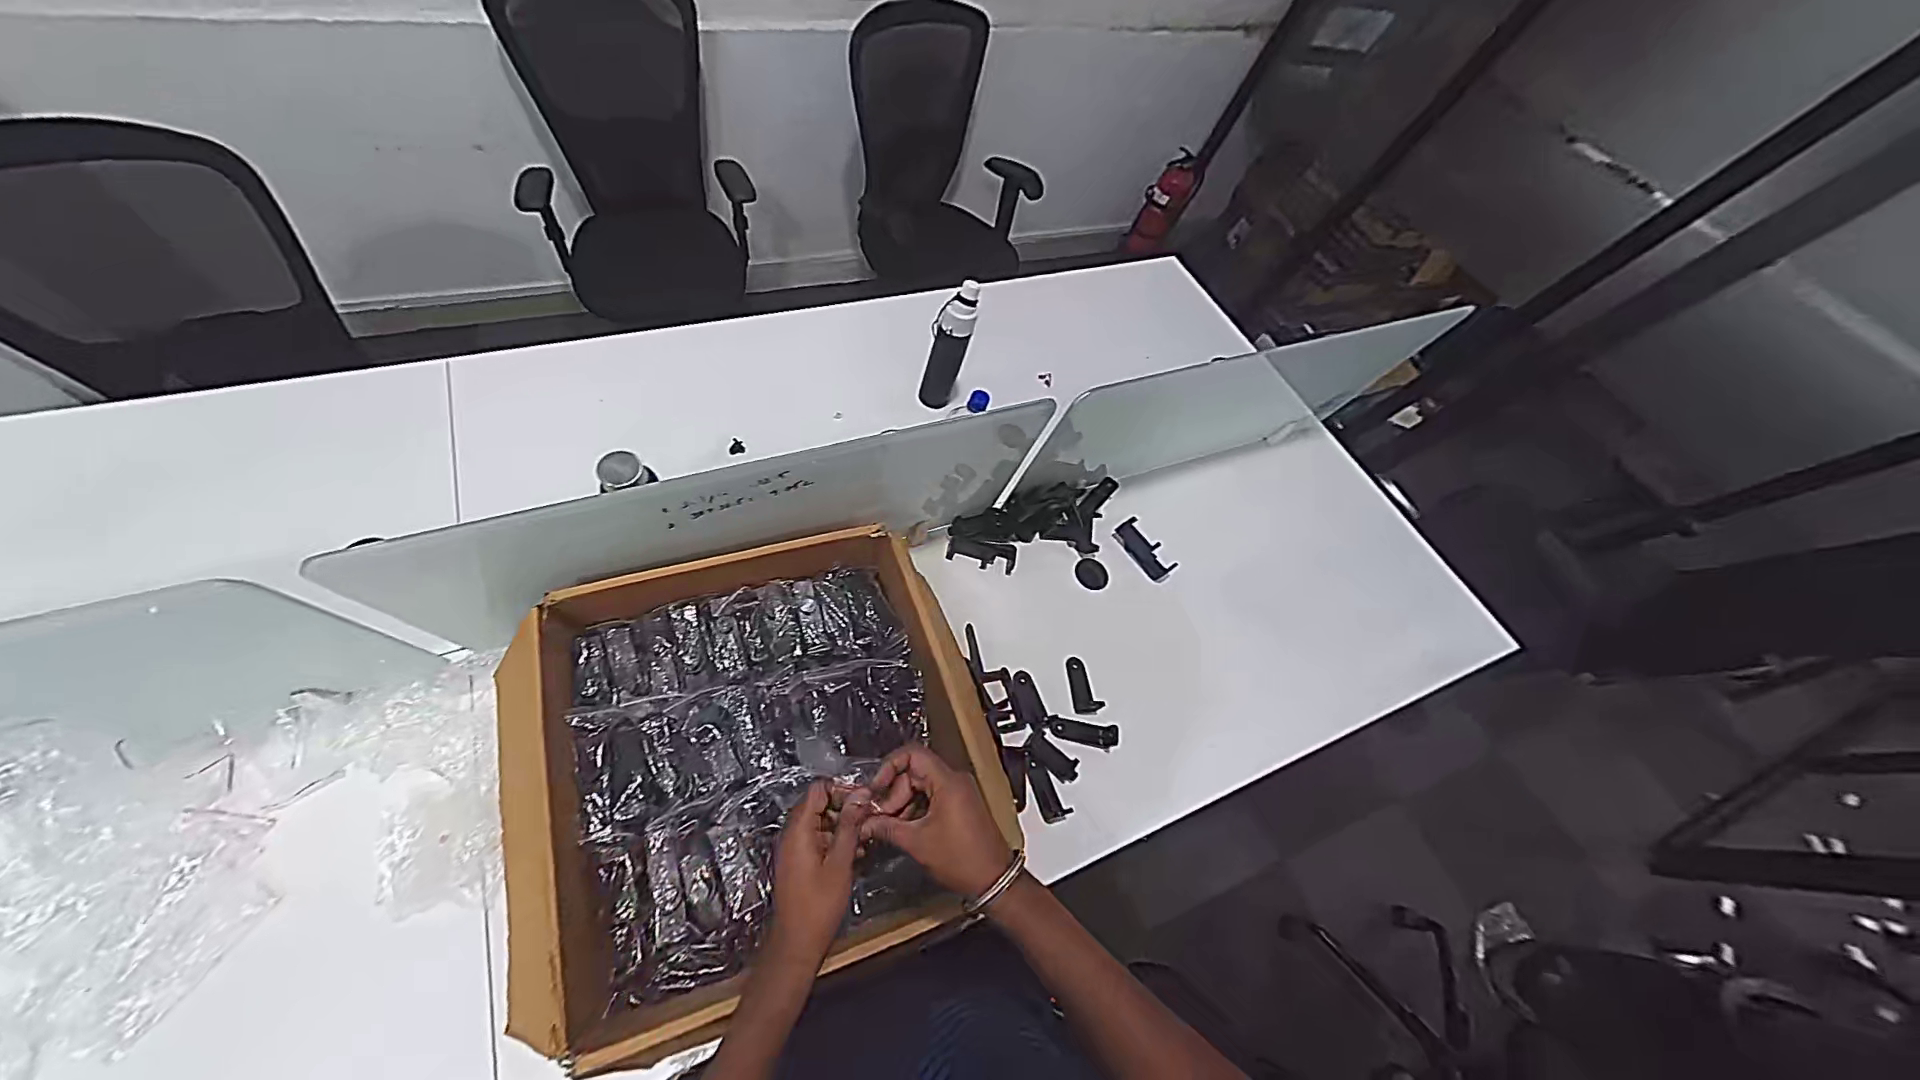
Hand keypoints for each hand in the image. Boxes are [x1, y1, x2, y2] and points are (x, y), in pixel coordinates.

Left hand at [767, 780, 870, 964]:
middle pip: (818, 805)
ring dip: (842, 826)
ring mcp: (794, 849)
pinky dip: (835, 841)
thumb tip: (860, 795)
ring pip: (820, 823)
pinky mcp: (798, 863)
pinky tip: (856, 853)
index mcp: (799, 830)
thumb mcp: (840, 863)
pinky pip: (817, 840)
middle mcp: (792, 835)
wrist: (796, 944)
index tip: (864, 801)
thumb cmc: (819, 904)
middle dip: (845, 808)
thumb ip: (849, 826)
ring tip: (866, 837)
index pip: (817, 790)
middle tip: (869, 818)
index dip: (841, 790)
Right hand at [860, 744, 1012, 898]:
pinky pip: (931, 796)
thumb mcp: (917, 843)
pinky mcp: (959, 804)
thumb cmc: (964, 860)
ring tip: (891, 826)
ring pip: (921, 785)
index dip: (889, 767)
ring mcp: (958, 791)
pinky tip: (906, 829)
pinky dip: (915, 809)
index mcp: (947, 782)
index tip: (876, 787)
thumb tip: (866, 822)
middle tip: (881, 816)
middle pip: (914, 772)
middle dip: (894, 793)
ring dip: (903, 803)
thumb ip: (887, 828)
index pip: (913, 754)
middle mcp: (954, 780)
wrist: (993, 879)